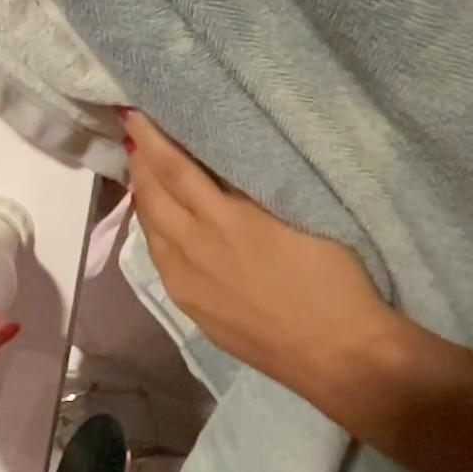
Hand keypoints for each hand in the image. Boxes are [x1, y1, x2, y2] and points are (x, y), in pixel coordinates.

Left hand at [123, 111, 399, 394]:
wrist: (339, 354)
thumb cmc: (334, 278)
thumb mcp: (297, 216)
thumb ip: (252, 193)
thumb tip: (222, 171)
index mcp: (224, 219)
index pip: (173, 168)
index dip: (150, 140)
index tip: (133, 116)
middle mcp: (193, 248)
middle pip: (153, 198)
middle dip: (140, 166)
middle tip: (135, 140)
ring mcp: (187, 283)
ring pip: (150, 232)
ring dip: (144, 200)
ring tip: (142, 177)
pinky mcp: (191, 310)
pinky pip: (160, 263)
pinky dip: (153, 236)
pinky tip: (158, 229)